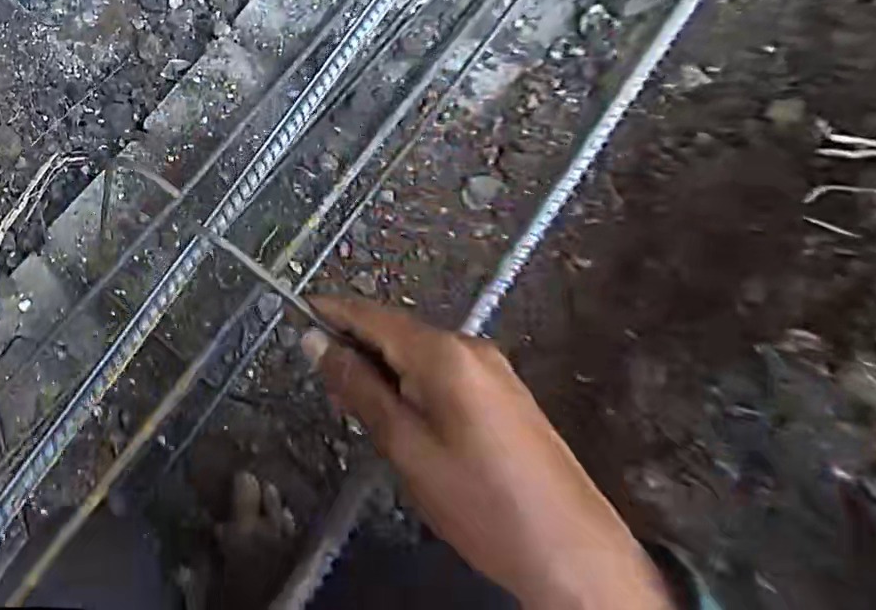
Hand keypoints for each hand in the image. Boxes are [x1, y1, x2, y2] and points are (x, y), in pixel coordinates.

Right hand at [300, 296, 670, 609]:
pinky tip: (402, 415)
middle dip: (355, 346)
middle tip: (323, 380)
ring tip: (358, 406)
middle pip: (394, 330)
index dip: (329, 311)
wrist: (582, 564)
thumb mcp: (406, 447)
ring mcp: (492, 369)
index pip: (370, 314)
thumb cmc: (482, 504)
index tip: (294, 312)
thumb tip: (315, 341)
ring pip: (416, 352)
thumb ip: (358, 387)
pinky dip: (410, 381)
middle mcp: (468, 347)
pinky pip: (441, 371)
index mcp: (442, 353)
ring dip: (382, 367)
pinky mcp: (505, 393)